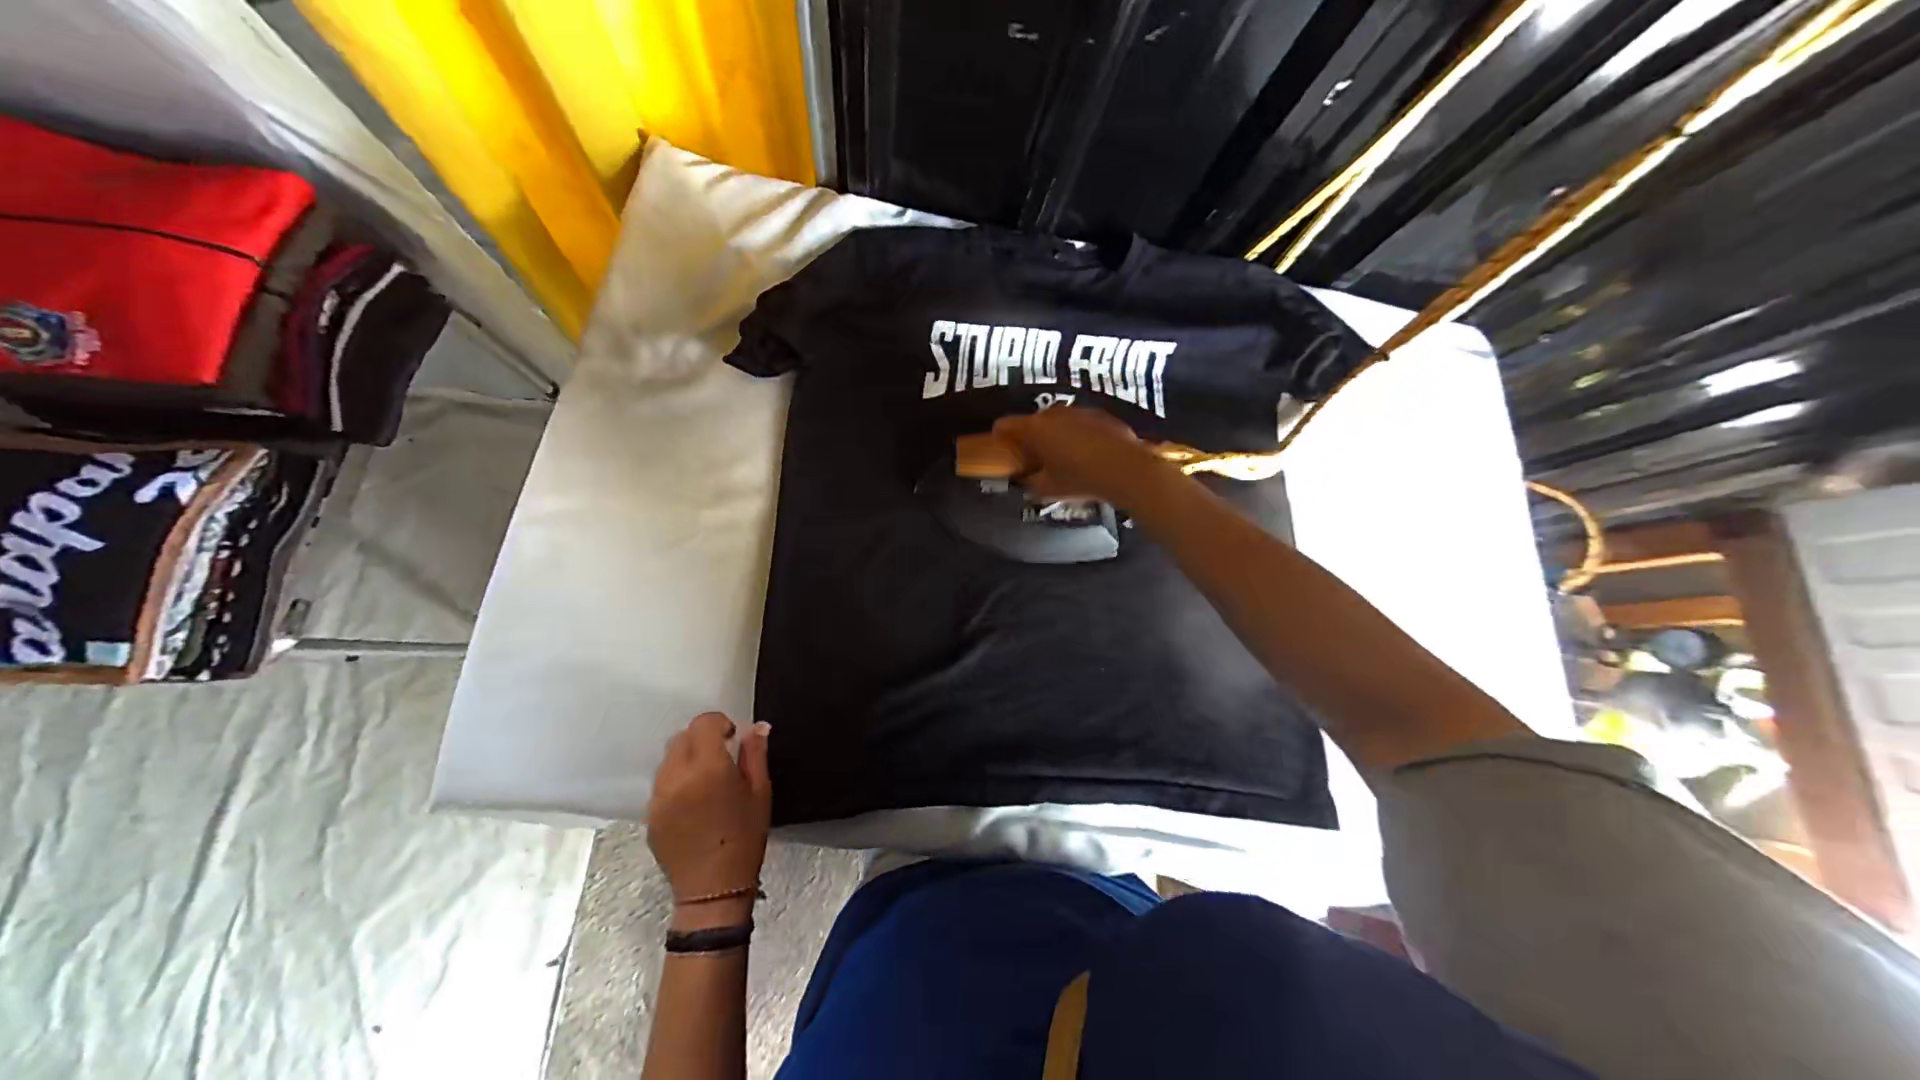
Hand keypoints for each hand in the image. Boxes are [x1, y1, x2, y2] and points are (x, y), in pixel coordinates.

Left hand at [648, 713, 770, 929]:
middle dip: (702, 739)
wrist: (712, 890)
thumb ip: (755, 754)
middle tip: (721, 758)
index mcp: (708, 767)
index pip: (704, 723)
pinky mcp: (649, 814)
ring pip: (668, 758)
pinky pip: (661, 783)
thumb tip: (756, 726)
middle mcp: (677, 776)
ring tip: (705, 781)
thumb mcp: (760, 792)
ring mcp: (658, 796)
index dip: (720, 723)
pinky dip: (676, 781)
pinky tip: (693, 802)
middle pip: (682, 737)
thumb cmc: (745, 838)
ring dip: (686, 758)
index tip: (732, 738)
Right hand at [992, 407, 1182, 508]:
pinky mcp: (1102, 415)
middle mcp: (1053, 413)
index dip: (999, 437)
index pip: (1004, 425)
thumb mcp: (1047, 489)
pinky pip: (1080, 424)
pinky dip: (1078, 435)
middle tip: (1035, 460)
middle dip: (1030, 439)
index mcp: (1034, 429)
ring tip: (1063, 457)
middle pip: (1032, 422)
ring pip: (1058, 421)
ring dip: (1056, 436)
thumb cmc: (1080, 480)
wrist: (1127, 469)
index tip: (1002, 450)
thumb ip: (1029, 482)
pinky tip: (1088, 454)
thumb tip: (1024, 478)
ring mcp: (1079, 411)